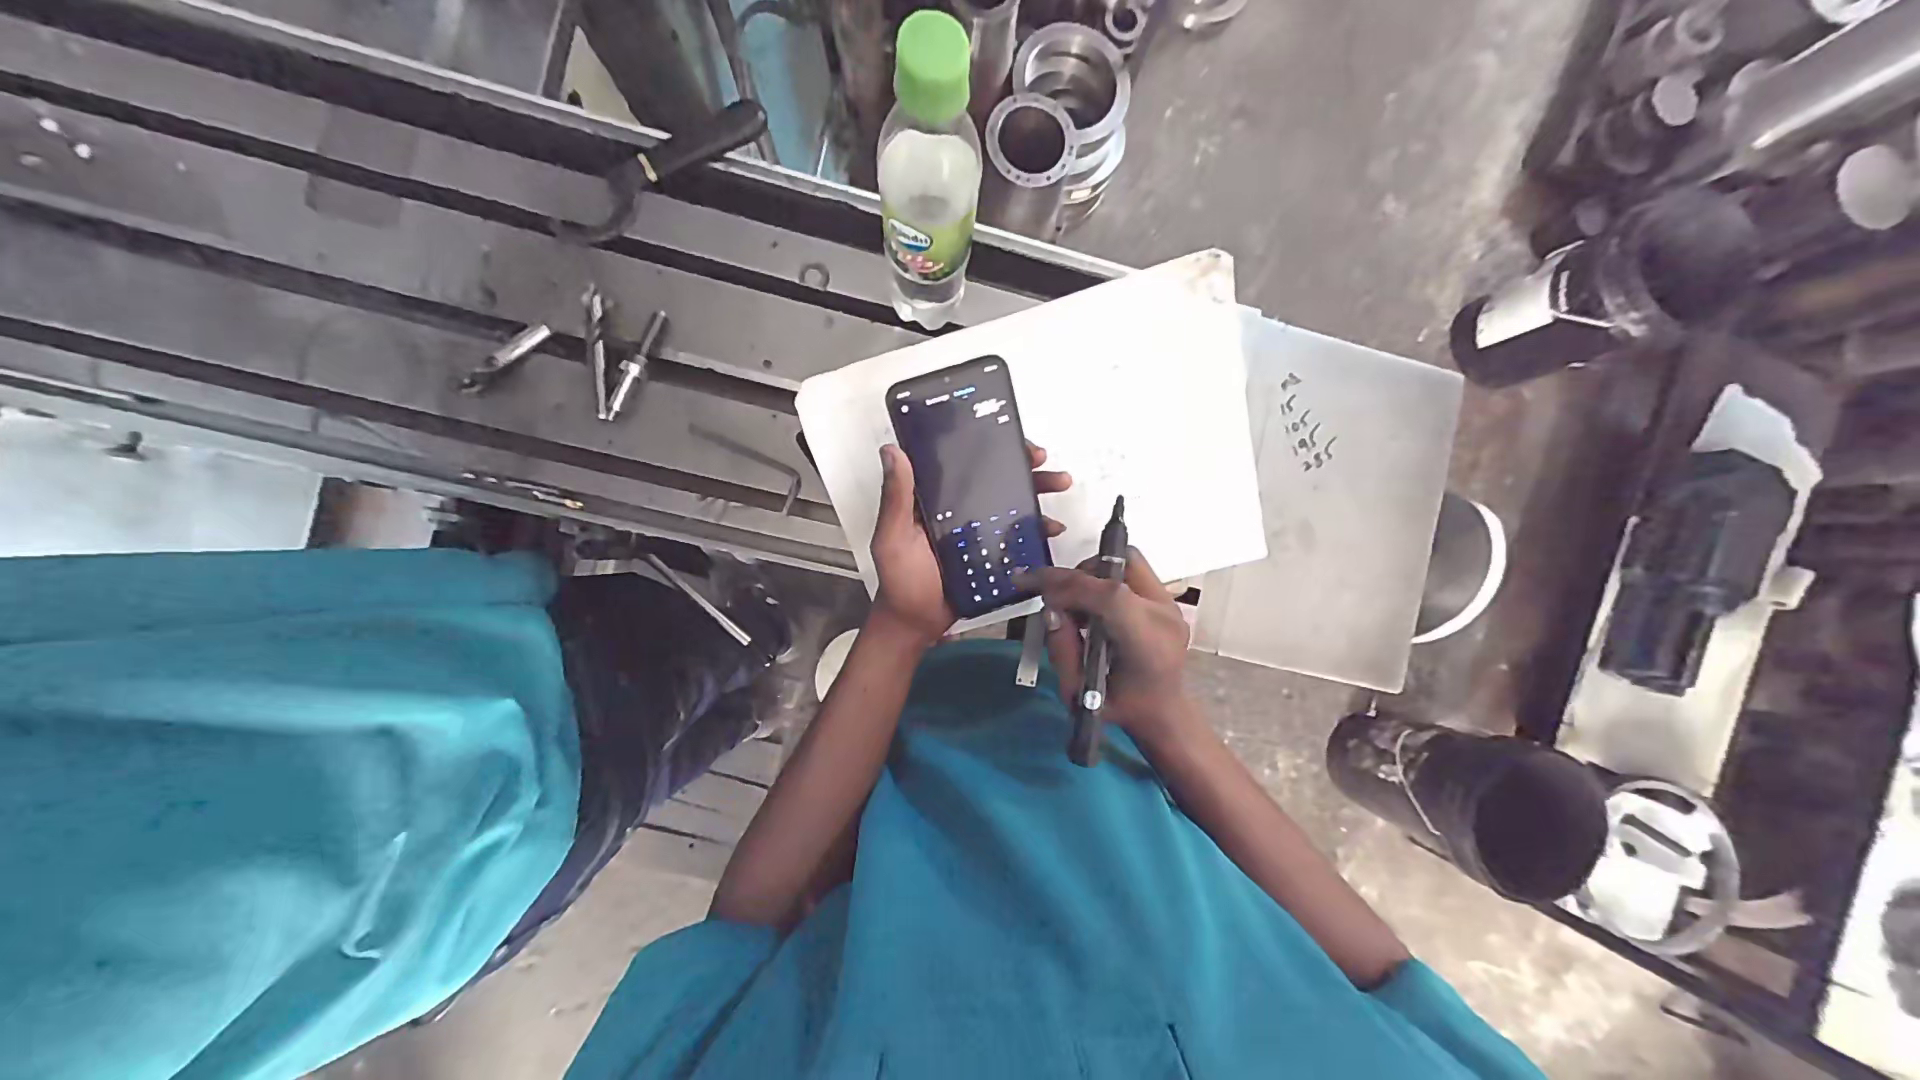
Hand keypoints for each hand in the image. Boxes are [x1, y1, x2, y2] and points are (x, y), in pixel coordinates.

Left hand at [870, 442, 1070, 643]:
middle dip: (1022, 466)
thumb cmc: (900, 580)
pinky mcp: (991, 552)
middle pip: (993, 478)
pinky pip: (1017, 534)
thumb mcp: (893, 537)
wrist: (917, 624)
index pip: (960, 462)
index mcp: (932, 498)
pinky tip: (1051, 527)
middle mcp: (956, 509)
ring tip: (1059, 484)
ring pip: (1010, 502)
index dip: (985, 446)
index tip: (1008, 438)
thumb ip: (896, 498)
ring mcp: (976, 530)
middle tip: (1042, 460)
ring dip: (1037, 490)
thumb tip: (892, 451)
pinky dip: (1037, 528)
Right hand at [1014, 548, 1192, 740]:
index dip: (1070, 586)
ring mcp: (1170, 605)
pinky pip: (1131, 572)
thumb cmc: (1119, 708)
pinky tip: (1093, 606)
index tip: (1039, 591)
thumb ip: (1061, 649)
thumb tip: (1050, 611)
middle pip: (1117, 570)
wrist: (1162, 711)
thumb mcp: (1078, 691)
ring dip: (1091, 576)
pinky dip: (1105, 580)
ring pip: (1125, 562)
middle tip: (1055, 600)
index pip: (1110, 598)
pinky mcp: (1166, 599)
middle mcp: (1164, 618)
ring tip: (1074, 604)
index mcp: (1147, 646)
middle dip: (1077, 578)